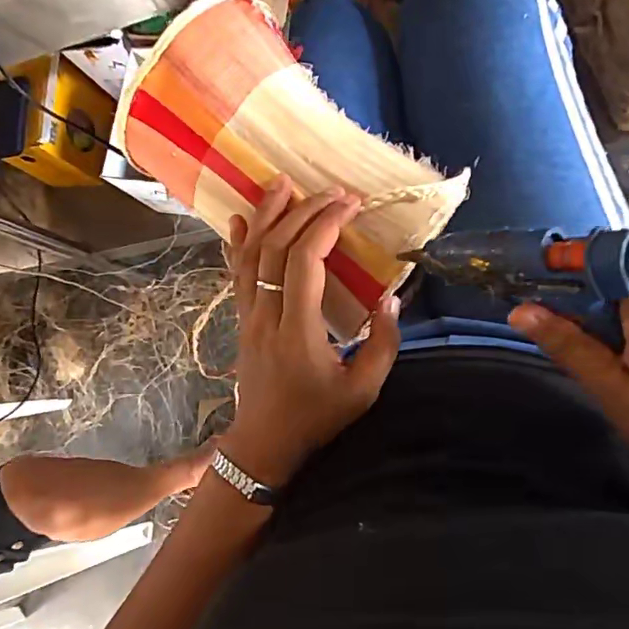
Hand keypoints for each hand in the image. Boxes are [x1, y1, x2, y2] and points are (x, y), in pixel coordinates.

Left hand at [221, 176, 400, 484]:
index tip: (351, 205)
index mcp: (298, 331)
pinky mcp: (241, 320)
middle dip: (305, 212)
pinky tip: (237, 220)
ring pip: (251, 255)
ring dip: (266, 216)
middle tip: (332, 191)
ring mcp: (248, 316)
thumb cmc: (316, 419)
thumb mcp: (363, 390)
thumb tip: (391, 298)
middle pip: (277, 248)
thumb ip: (383, 343)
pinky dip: (237, 243)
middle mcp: (267, 315)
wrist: (264, 444)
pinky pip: (236, 273)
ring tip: (283, 184)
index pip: (305, 261)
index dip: (326, 225)